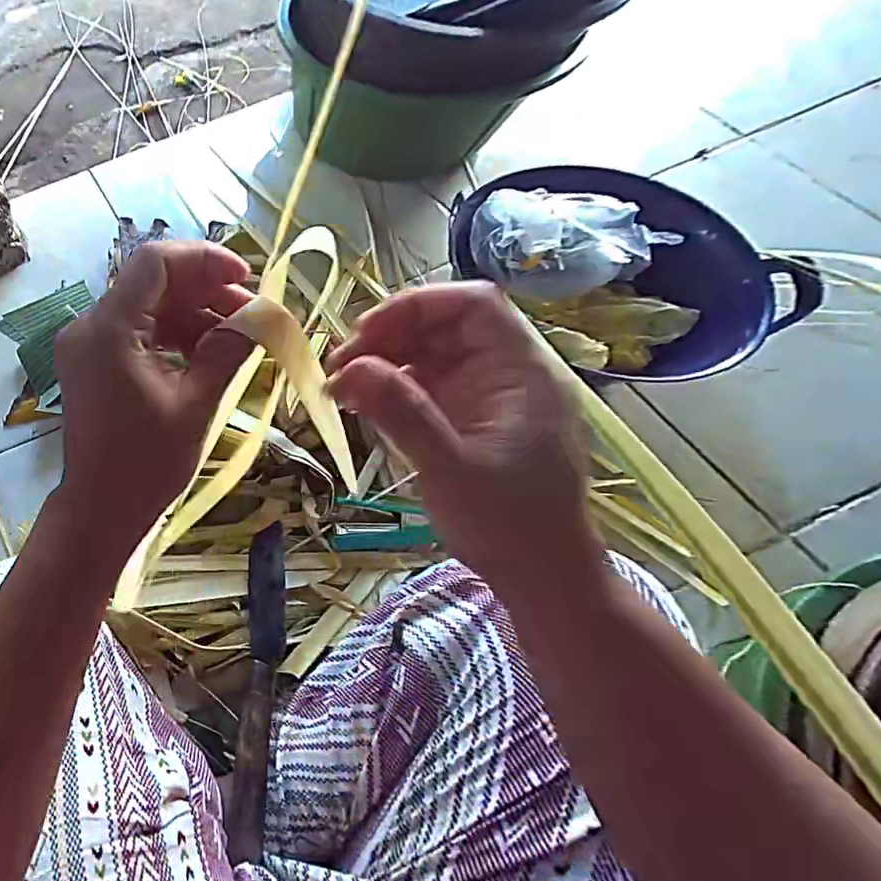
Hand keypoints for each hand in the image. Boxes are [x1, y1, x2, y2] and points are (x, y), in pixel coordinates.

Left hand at [53, 241, 255, 553]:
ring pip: (148, 305)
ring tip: (237, 336)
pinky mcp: (93, 361)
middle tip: (251, 314)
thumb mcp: (196, 404)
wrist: (100, 509)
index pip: (155, 263)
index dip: (204, 260)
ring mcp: (87, 344)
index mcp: (108, 331)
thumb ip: (227, 350)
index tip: (245, 278)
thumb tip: (261, 314)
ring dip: (193, 313)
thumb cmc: (145, 465)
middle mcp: (89, 327)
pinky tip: (208, 351)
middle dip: (205, 290)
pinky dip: (173, 334)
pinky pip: (138, 330)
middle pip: (152, 282)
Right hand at [324, 282, 599, 600]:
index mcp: (520, 372)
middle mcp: (503, 372)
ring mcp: (481, 393)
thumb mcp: (450, 468)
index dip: (416, 306)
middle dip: (387, 335)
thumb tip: (349, 367)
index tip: (365, 334)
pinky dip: (385, 385)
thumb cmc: (509, 524)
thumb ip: (402, 413)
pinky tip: (359, 404)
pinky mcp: (463, 414)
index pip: (472, 305)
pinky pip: (419, 381)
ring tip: (340, 386)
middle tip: (340, 366)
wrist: (540, 575)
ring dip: (379, 359)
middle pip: (442, 324)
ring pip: (425, 351)